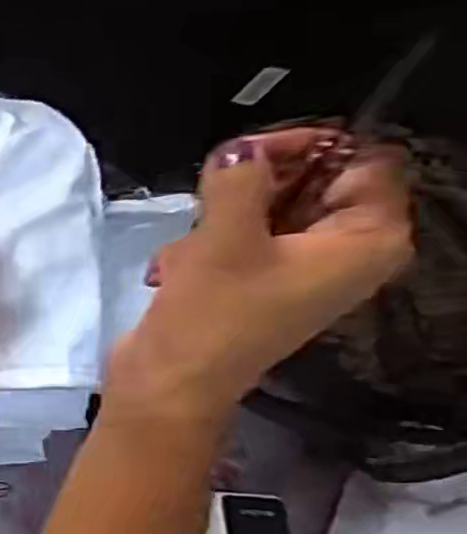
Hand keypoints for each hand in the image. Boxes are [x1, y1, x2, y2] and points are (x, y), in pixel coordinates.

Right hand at [107, 127, 413, 425]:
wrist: (167, 384)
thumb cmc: (209, 316)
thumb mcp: (222, 241)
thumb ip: (236, 184)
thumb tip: (238, 149)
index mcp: (366, 239)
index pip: (360, 163)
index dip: (306, 148)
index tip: (242, 153)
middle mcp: (343, 254)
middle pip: (311, 189)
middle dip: (249, 192)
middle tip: (203, 200)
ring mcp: (296, 274)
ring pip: (264, 218)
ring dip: (213, 226)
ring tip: (181, 253)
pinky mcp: (252, 289)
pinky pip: (238, 248)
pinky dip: (202, 251)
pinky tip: (172, 271)